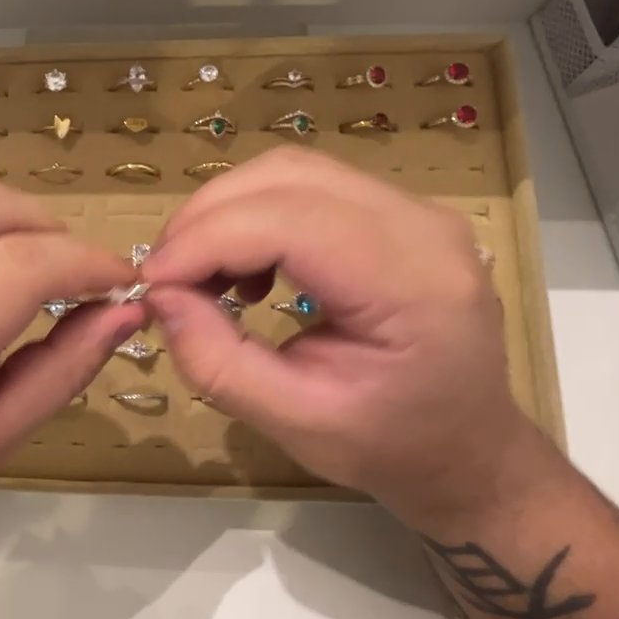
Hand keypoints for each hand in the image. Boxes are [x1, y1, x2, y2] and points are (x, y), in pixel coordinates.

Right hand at [140, 148, 560, 529]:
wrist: (467, 448)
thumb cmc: (389, 446)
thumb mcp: (293, 424)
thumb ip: (217, 361)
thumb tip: (161, 295)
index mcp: (413, 285)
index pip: (292, 222)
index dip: (207, 240)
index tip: (152, 282)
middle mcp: (422, 226)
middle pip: (286, 176)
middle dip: (206, 218)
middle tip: (166, 276)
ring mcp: (413, 210)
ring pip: (289, 170)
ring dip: (225, 212)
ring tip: (200, 273)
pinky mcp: (394, 210)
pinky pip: (304, 185)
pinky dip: (252, 214)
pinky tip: (245, 269)